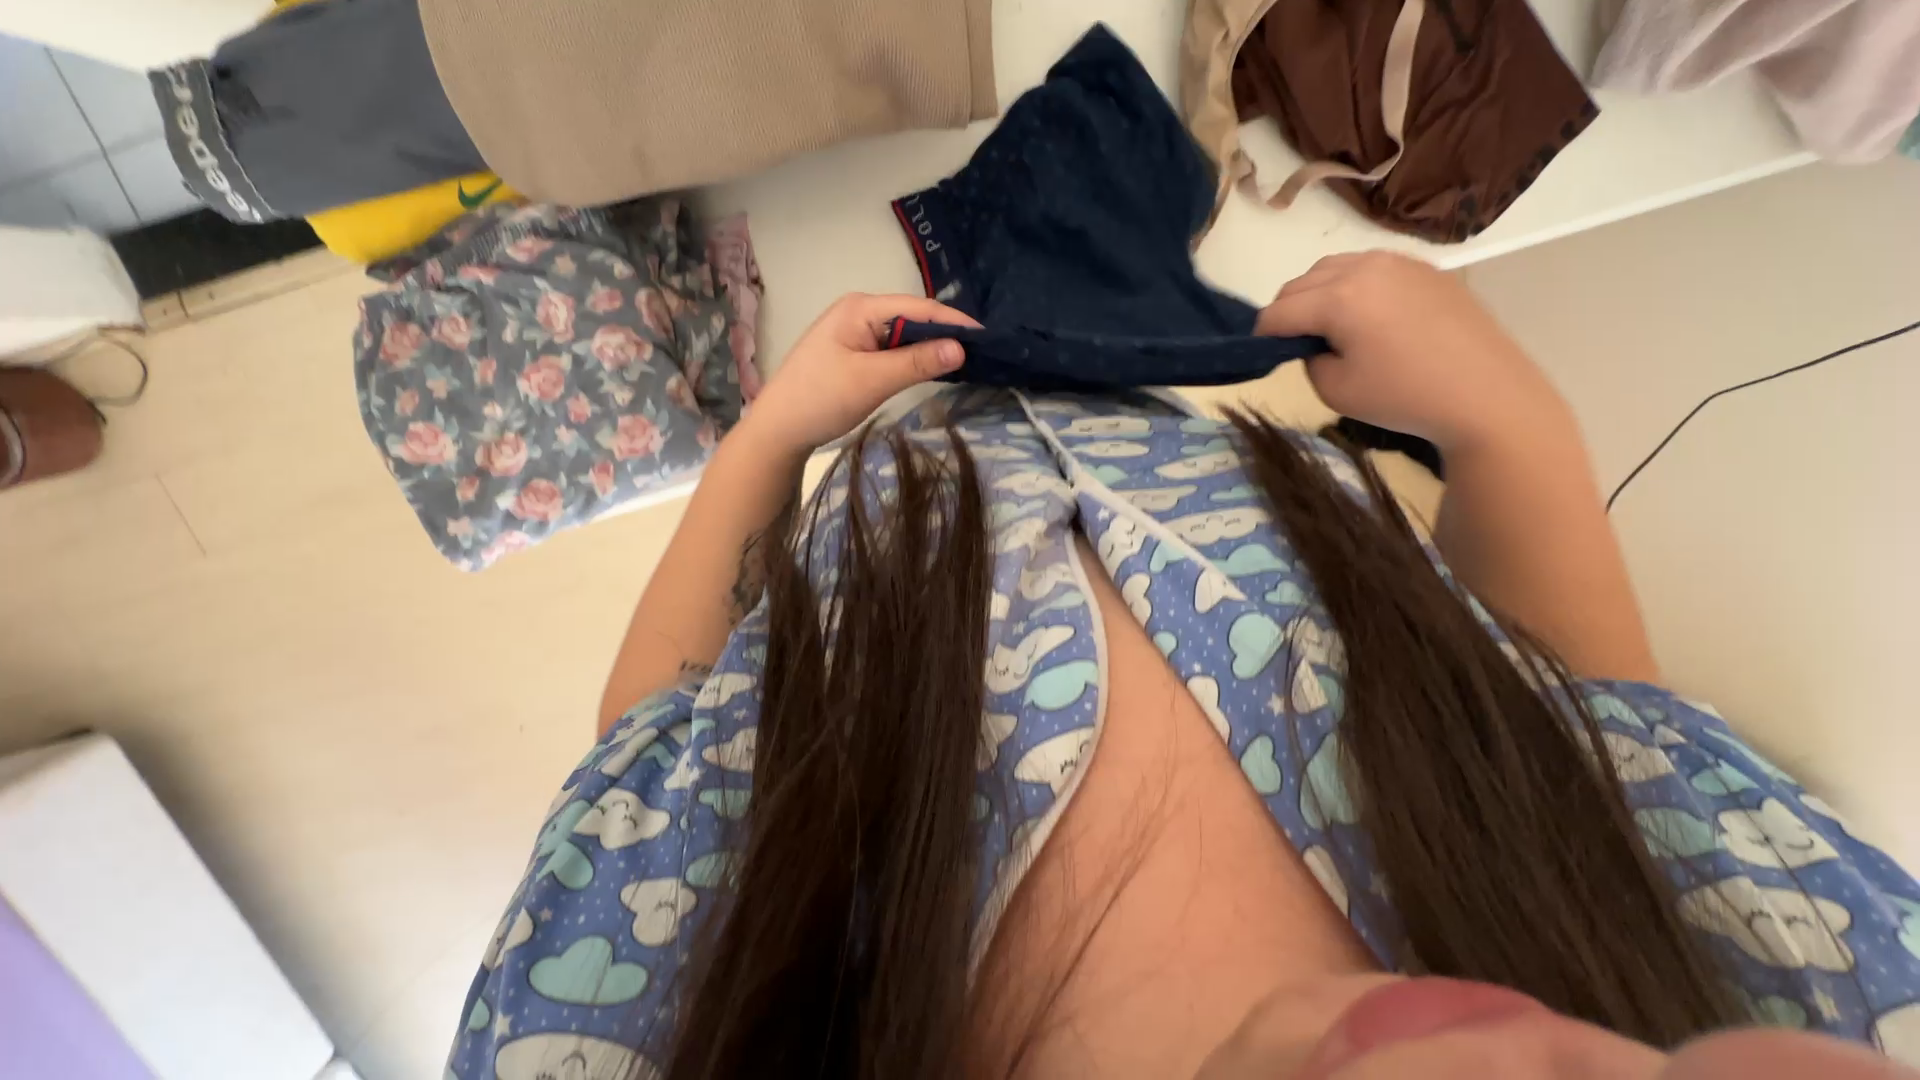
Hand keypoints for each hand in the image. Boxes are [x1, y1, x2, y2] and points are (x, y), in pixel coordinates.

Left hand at [736, 292, 979, 453]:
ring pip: (904, 335)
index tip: (987, 338)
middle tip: (982, 353)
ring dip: (930, 347)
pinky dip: (913, 358)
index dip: (954, 322)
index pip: (919, 307)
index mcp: (860, 308)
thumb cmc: (820, 399)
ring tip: (965, 361)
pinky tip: (931, 369)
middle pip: (913, 318)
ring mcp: (854, 332)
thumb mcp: (872, 381)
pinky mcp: (853, 352)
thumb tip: (962, 349)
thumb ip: (917, 362)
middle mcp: (859, 311)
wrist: (778, 429)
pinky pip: (892, 348)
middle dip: (945, 334)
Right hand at [1255, 252, 1568, 453]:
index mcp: (1338, 297)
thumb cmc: (1404, 397)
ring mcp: (1399, 263)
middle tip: (1298, 346)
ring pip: (1334, 268)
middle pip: (1301, 282)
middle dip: (1289, 311)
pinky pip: (1370, 269)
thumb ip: (1309, 359)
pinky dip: (1354, 288)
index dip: (1262, 336)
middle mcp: (1365, 267)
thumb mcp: (1334, 390)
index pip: (1278, 311)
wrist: (1486, 394)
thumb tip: (1312, 342)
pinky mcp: (1425, 269)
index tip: (1264, 356)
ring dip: (1319, 294)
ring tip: (1332, 329)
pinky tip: (1369, 320)